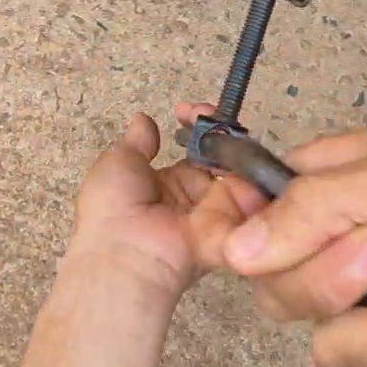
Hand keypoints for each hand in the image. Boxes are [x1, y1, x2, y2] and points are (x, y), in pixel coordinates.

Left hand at [68, 112, 254, 298]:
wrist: (126, 256)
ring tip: (235, 142)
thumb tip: (144, 121)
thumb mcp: (116, 164)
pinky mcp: (232, 229)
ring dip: (242, 157)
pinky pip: (252, 206)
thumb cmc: (111, 211)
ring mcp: (215, 214)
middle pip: (223, 160)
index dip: (202, 126)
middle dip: (227, 137)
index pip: (197, 148)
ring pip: (241, 178)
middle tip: (222, 123)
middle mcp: (194, 198)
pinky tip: (248, 165)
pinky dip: (254, 187)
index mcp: (167, 182)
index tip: (198, 110)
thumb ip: (137, 142)